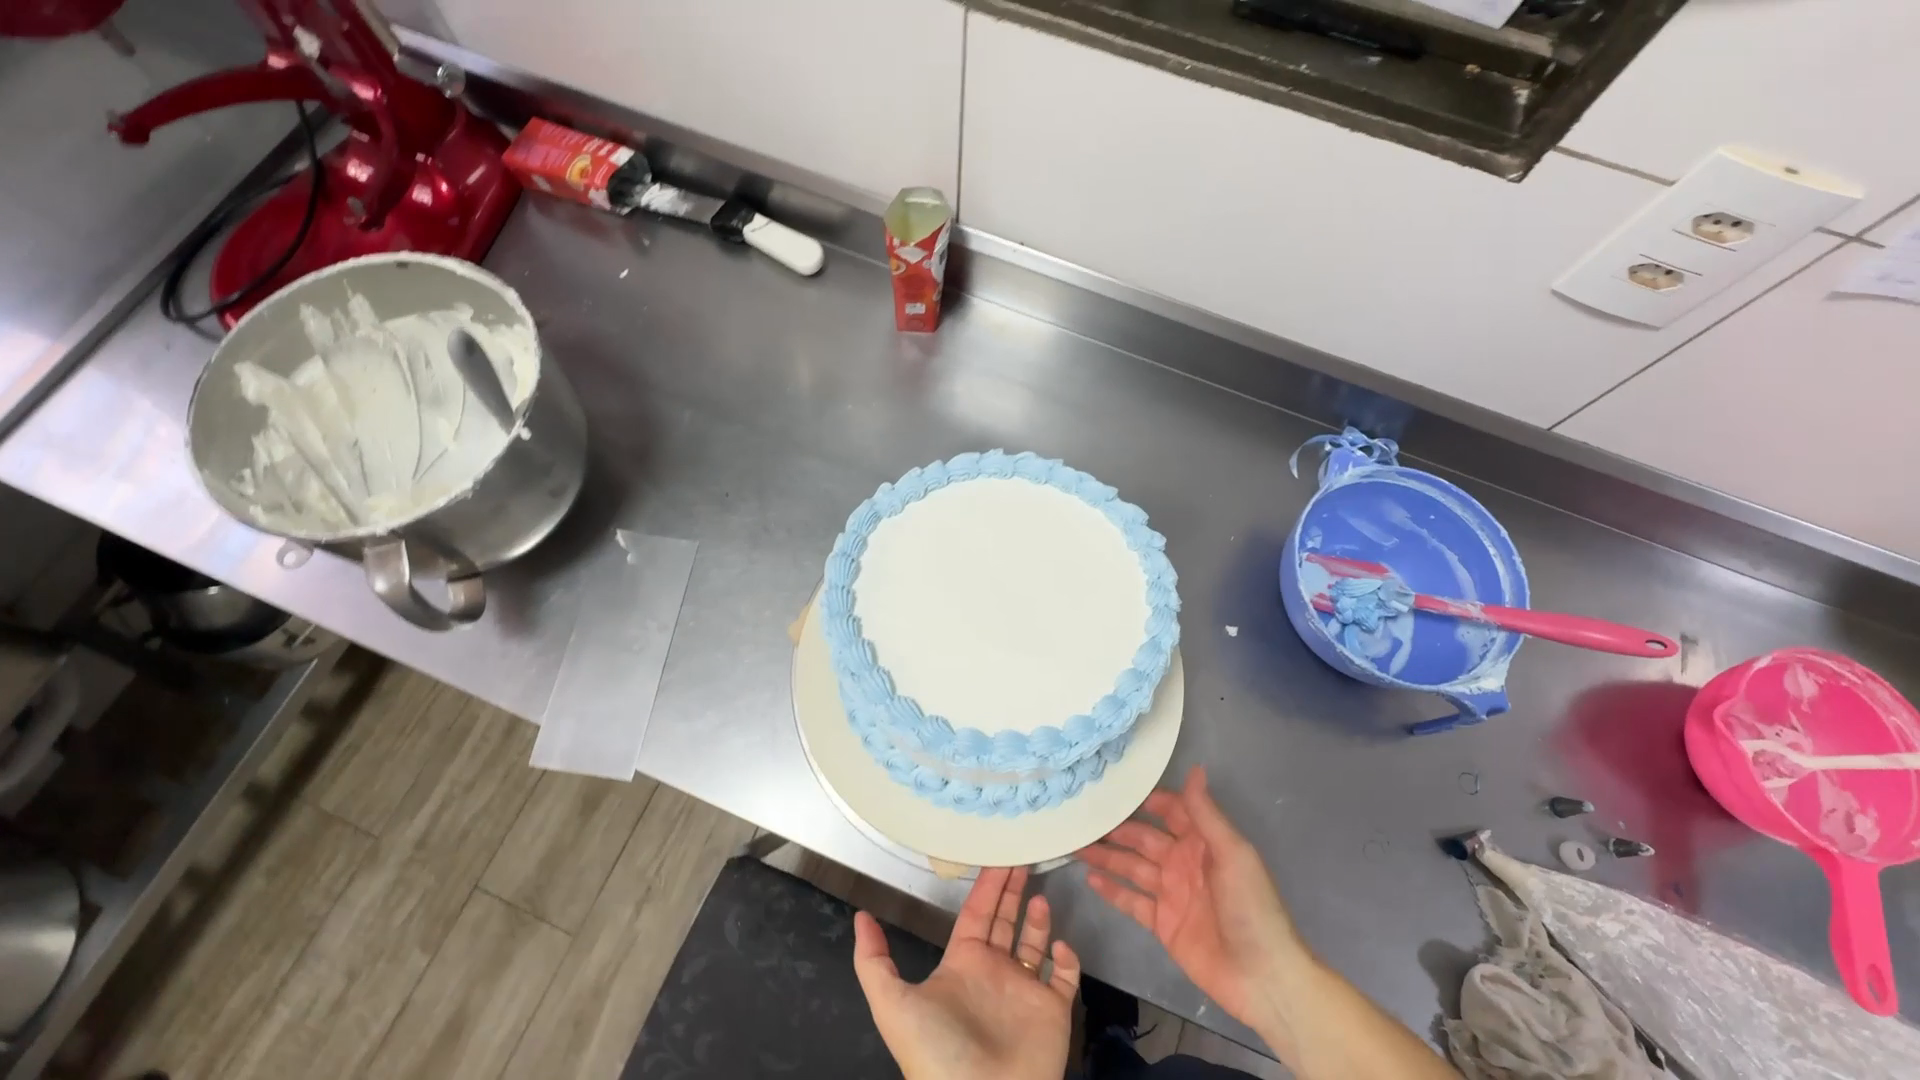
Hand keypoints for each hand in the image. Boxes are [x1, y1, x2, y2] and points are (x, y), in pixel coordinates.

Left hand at [853, 865, 1081, 1079]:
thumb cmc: (936, 1047)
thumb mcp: (892, 1002)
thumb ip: (873, 960)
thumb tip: (860, 916)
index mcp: (962, 964)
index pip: (976, 914)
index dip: (987, 886)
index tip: (998, 858)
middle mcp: (994, 972)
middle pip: (1006, 921)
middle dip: (1013, 890)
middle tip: (1023, 856)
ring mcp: (1025, 991)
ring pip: (1035, 945)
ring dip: (1038, 920)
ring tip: (1040, 896)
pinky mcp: (1053, 1011)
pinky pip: (1065, 978)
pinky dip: (1068, 960)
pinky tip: (1061, 945)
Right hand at [1078, 765, 1309, 1042]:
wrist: (1261, 976)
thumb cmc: (1252, 908)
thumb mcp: (1233, 854)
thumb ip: (1207, 814)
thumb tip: (1195, 768)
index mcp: (1203, 843)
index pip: (1171, 811)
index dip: (1146, 800)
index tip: (1115, 786)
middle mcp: (1183, 863)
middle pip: (1144, 838)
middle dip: (1116, 827)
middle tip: (1082, 815)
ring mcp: (1171, 894)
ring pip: (1132, 867)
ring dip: (1106, 855)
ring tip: (1075, 843)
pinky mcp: (1162, 923)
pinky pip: (1131, 901)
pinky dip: (1111, 890)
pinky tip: (1089, 878)